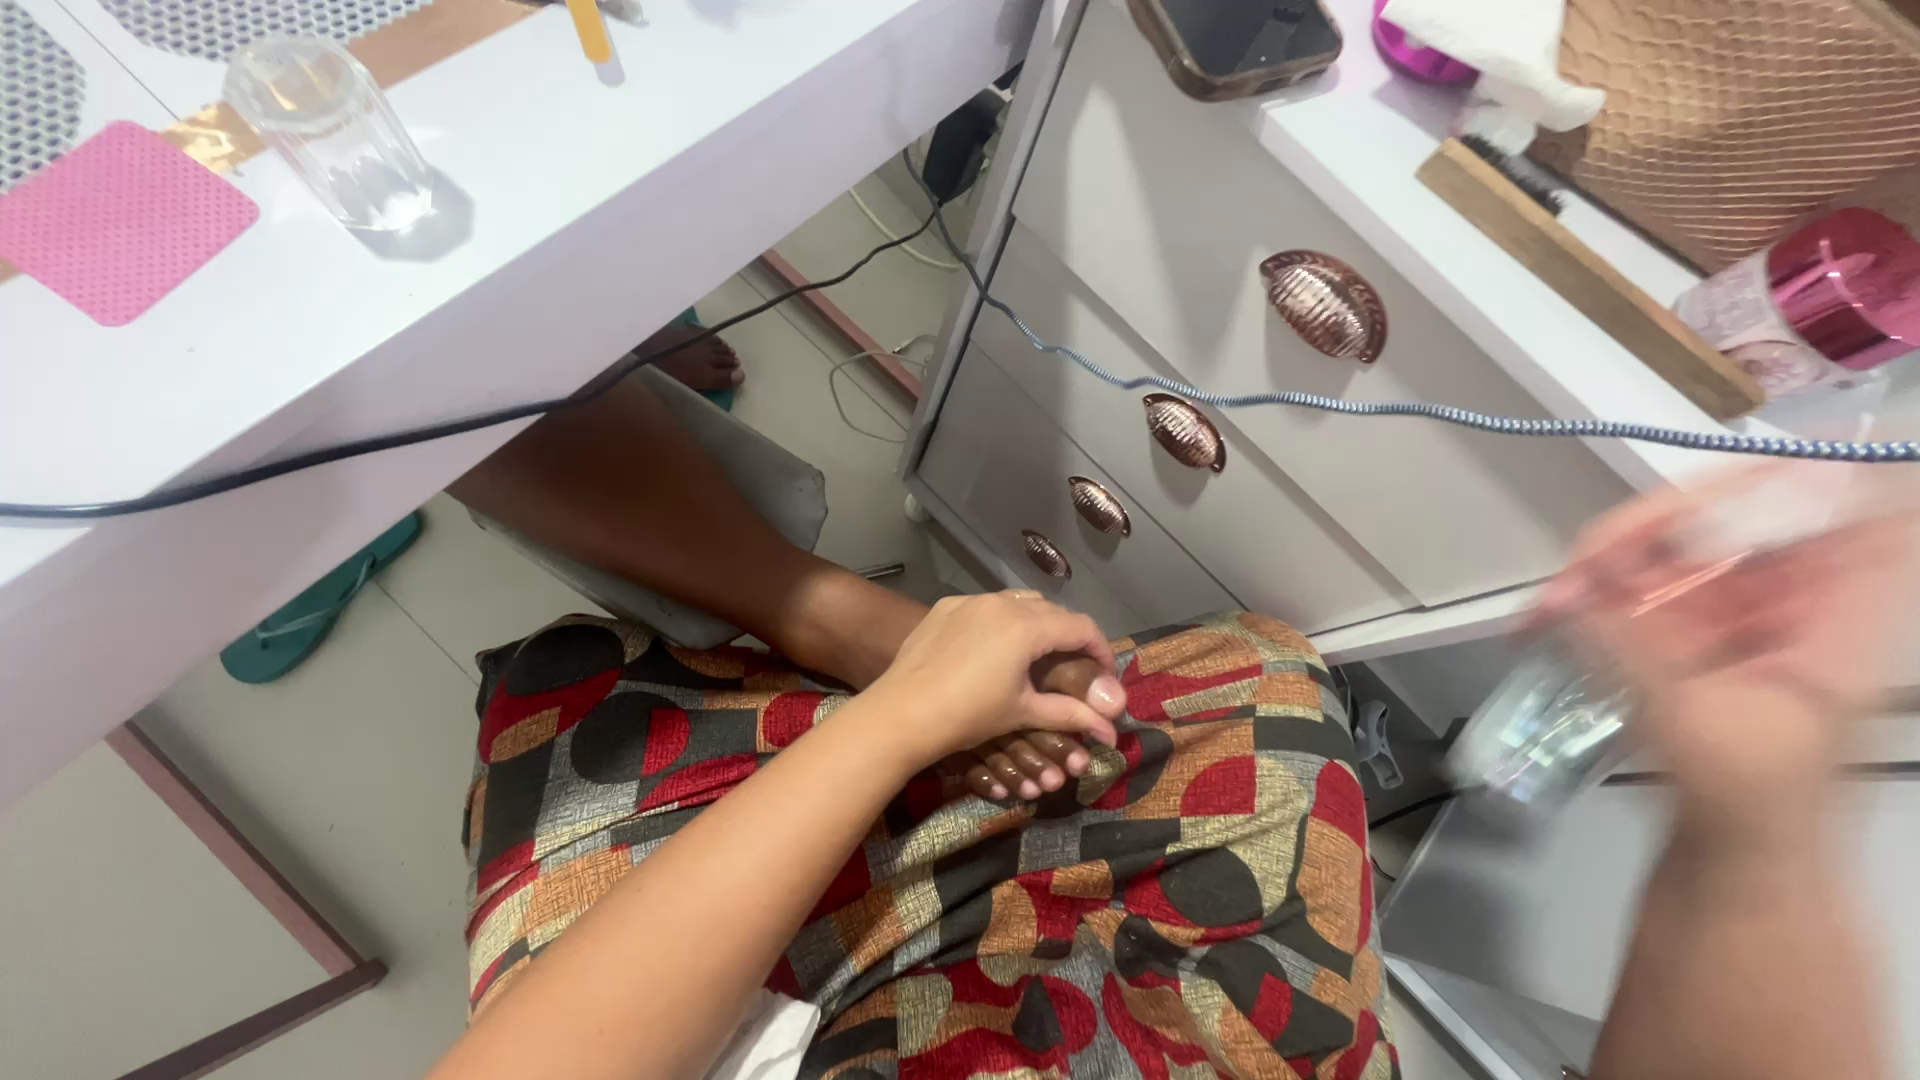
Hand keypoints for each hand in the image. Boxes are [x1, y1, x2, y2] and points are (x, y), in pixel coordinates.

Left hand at [858, 591, 1123, 772]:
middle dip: (1069, 635)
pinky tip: (993, 648)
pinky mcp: (945, 607)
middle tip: (1073, 666)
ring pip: (1017, 601)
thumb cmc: (969, 715)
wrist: (903, 713)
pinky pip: (984, 606)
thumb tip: (1109, 727)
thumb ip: (1071, 713)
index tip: (1104, 672)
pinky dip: (1000, 620)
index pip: (1080, 626)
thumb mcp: (1023, 713)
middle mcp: (1000, 602)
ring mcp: (969, 601)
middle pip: (1051, 610)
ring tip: (1037, 653)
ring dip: (1035, 621)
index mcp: (1026, 626)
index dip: (1100, 648)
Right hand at [1539, 466, 1918, 835]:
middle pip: (1724, 518)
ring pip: (1664, 550)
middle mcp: (1787, 596)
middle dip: (1642, 534)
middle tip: (1582, 565)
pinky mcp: (1683, 628)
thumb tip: (1574, 592)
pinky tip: (1543, 619)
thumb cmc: (1748, 795)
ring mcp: (1733, 609)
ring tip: (1546, 606)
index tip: (1699, 499)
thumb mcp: (1692, 718)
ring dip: (1597, 568)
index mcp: (1834, 613)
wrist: (1738, 848)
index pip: (1829, 507)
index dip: (1773, 482)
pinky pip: (1631, 588)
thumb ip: (1632, 649)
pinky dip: (1584, 597)